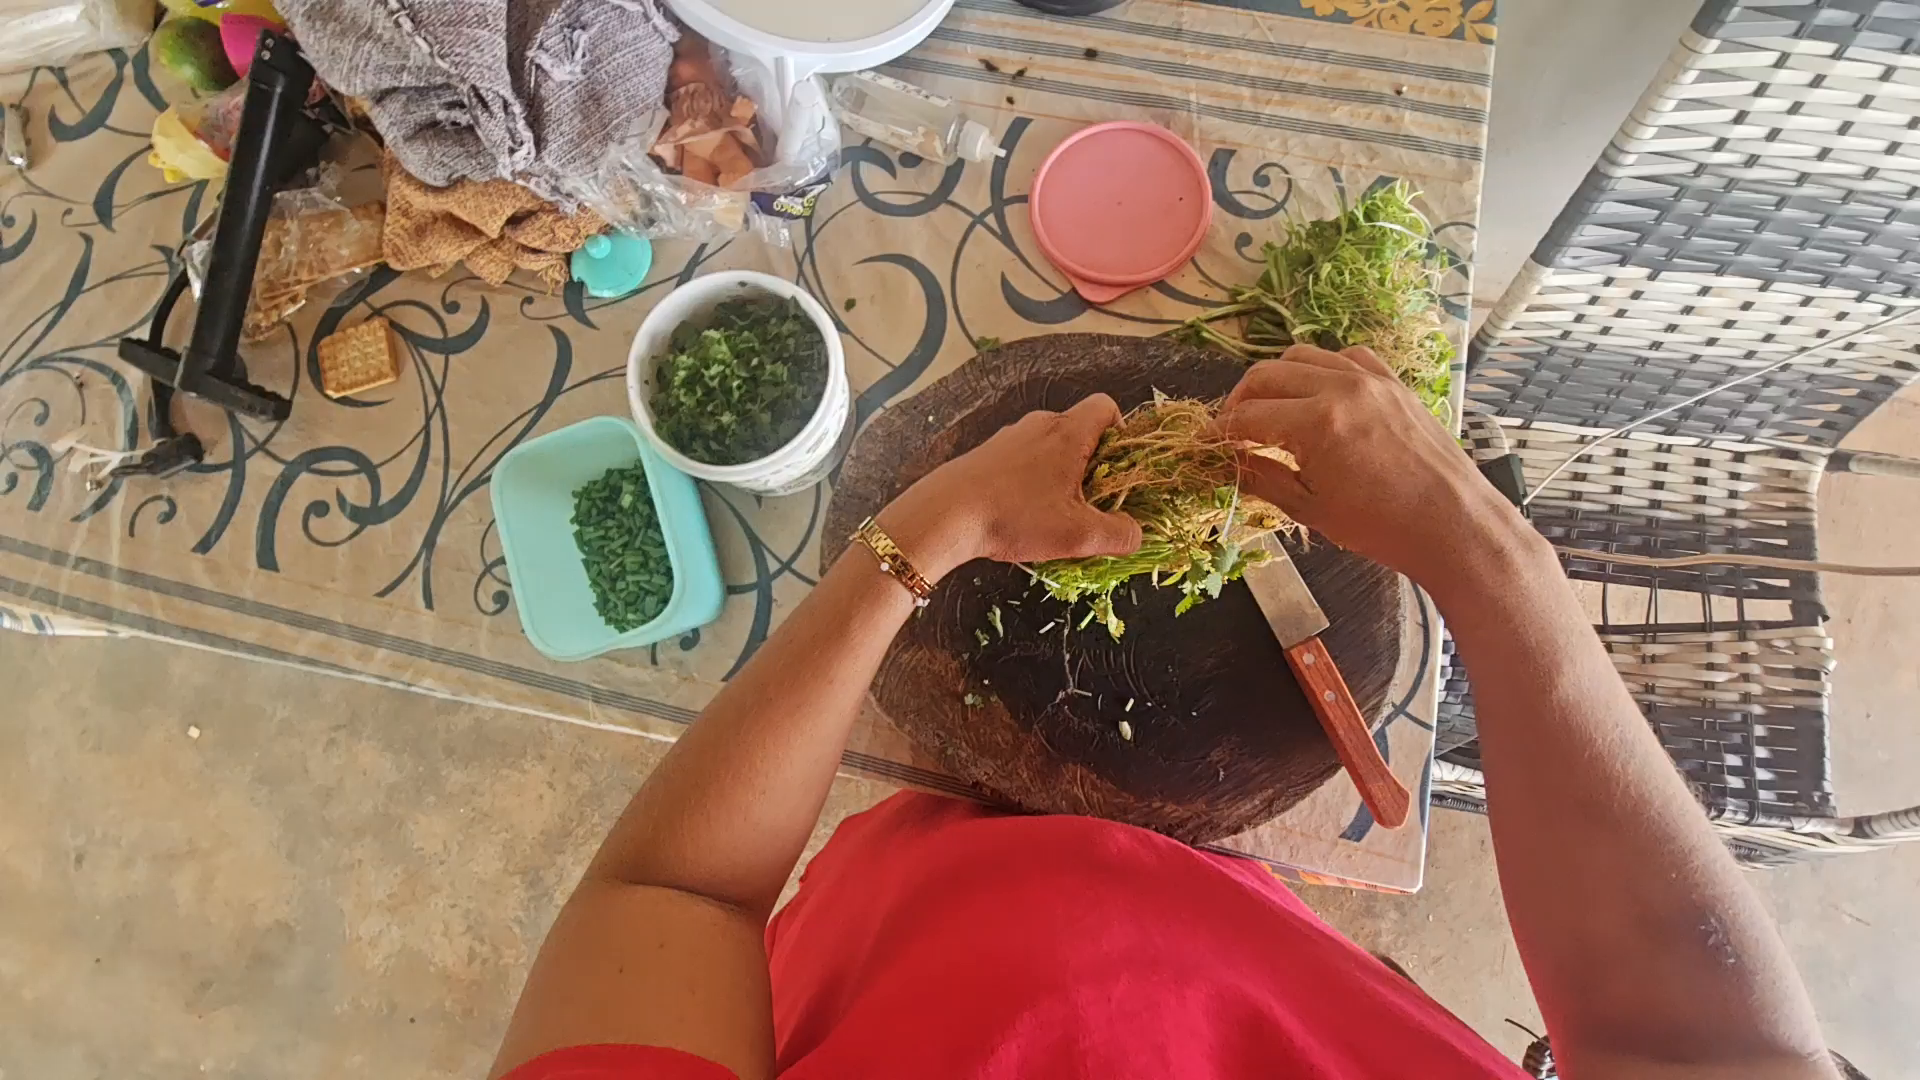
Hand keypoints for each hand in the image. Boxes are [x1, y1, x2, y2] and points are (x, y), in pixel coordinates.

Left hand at [877, 394, 1142, 579]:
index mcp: (1067, 432)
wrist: (945, 515)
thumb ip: (1118, 534)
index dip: (1122, 432)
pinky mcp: (985, 454)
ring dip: (1059, 475)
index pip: (1106, 406)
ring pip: (1048, 447)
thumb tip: (1136, 534)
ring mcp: (1008, 437)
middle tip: (1090, 502)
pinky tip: (1020, 514)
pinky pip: (1021, 460)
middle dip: (1092, 464)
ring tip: (1053, 513)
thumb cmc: (1016, 516)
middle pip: (1079, 430)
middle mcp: (1039, 424)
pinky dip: (1030, 481)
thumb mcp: (1077, 534)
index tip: (1120, 469)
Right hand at [1216, 344, 1532, 586]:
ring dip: (1274, 380)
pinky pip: (1346, 357)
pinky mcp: (1393, 383)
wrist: (1452, 524)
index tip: (1201, 444)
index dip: (1217, 432)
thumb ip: (1259, 477)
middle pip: (1266, 375)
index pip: (1246, 416)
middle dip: (1238, 401)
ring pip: (1302, 356)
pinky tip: (1315, 395)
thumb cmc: (1378, 526)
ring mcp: (1371, 379)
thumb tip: (1222, 464)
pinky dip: (1320, 369)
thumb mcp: (1307, 507)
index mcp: (1316, 422)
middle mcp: (1340, 387)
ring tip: (1267, 409)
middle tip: (1229, 430)